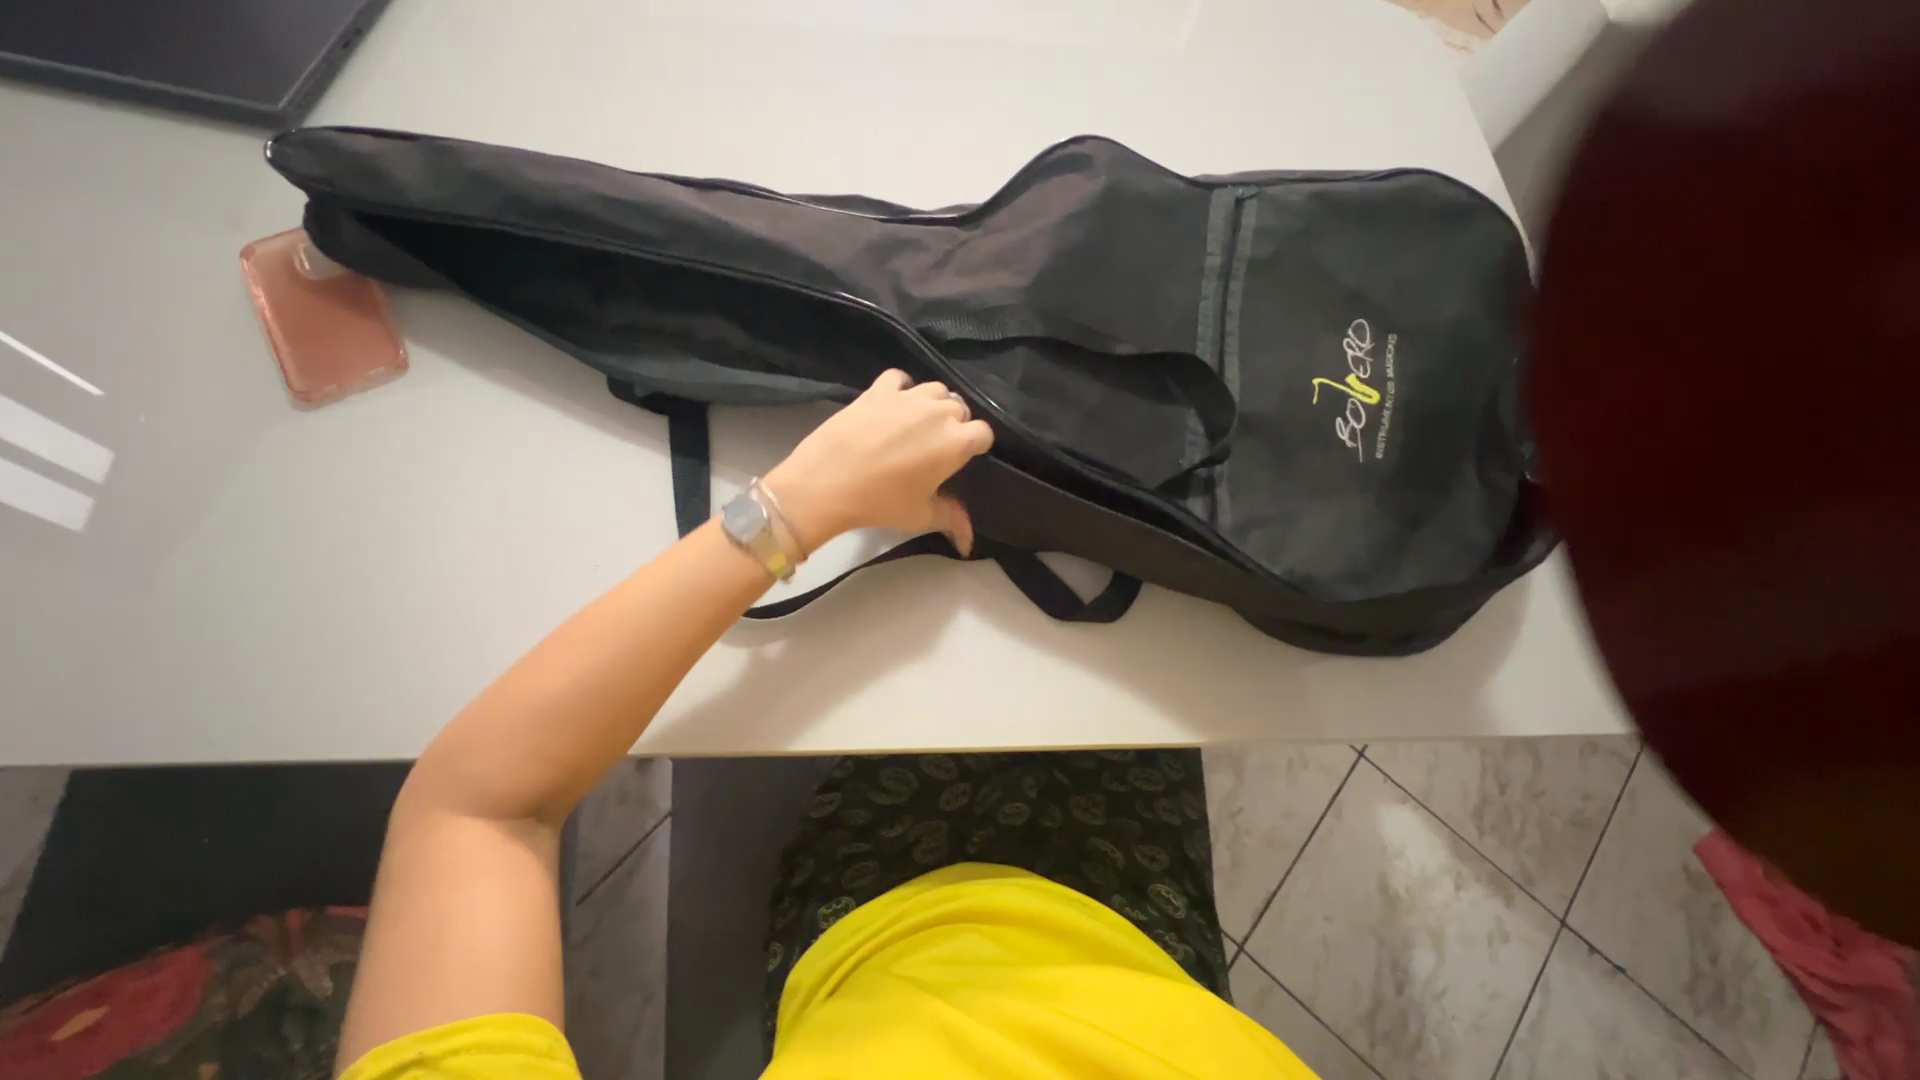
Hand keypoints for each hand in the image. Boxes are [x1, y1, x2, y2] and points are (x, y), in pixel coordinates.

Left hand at [763, 370, 994, 556]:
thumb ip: (951, 519)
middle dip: (955, 424)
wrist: (827, 482)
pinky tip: (894, 403)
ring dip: (933, 403)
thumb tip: (968, 541)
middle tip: (937, 445)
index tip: (963, 457)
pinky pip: (900, 378)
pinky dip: (902, 387)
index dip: (976, 444)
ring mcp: (908, 397)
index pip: (984, 433)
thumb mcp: (920, 515)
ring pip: (935, 390)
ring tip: (919, 423)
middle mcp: (938, 412)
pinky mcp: (879, 389)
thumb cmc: (881, 502)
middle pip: (960, 408)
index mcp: (956, 442)